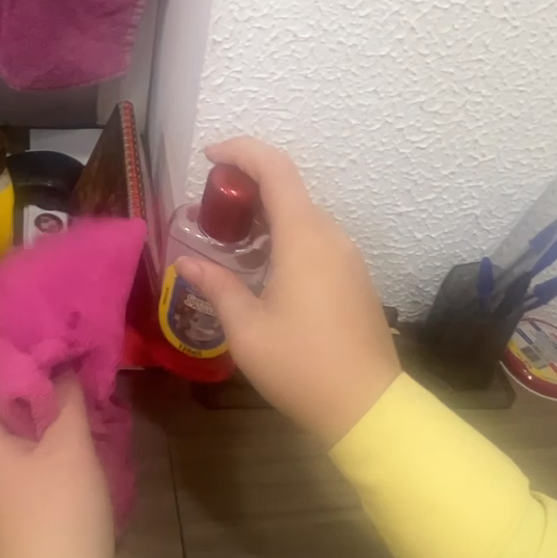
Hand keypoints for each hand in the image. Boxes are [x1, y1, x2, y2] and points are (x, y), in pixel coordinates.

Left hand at [0, 319, 116, 557]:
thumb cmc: (57, 514)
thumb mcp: (67, 447)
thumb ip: (65, 396)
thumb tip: (63, 356)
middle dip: (3, 352)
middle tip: (32, 316)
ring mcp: (1, 475)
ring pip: (7, 414)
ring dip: (26, 380)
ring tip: (53, 347)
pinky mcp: (23, 491)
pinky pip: (25, 434)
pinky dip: (42, 408)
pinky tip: (69, 399)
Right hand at [175, 137, 401, 445]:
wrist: (368, 406)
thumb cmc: (301, 364)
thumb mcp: (246, 328)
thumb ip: (216, 286)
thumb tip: (187, 264)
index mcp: (303, 236)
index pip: (274, 168)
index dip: (240, 151)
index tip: (208, 158)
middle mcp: (329, 234)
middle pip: (286, 188)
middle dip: (245, 187)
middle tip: (210, 213)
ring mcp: (346, 255)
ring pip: (301, 214)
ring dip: (264, 215)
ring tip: (230, 243)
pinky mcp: (353, 275)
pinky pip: (314, 237)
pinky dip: (284, 235)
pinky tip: (263, 269)